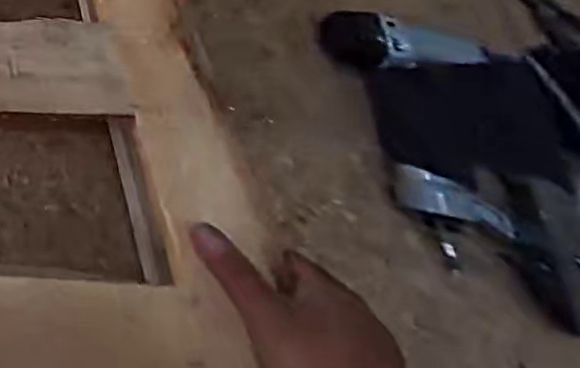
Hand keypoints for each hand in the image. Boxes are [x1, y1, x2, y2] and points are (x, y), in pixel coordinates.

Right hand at [190, 224, 403, 367]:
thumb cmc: (309, 362)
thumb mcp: (263, 317)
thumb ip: (234, 273)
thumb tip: (201, 226)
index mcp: (332, 289)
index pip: (289, 261)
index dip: (262, 267)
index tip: (242, 282)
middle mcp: (361, 313)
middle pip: (311, 293)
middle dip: (285, 300)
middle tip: (255, 314)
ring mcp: (379, 352)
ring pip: (331, 326)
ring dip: (308, 330)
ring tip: (278, 345)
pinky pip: (346, 355)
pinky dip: (326, 356)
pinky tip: (308, 365)